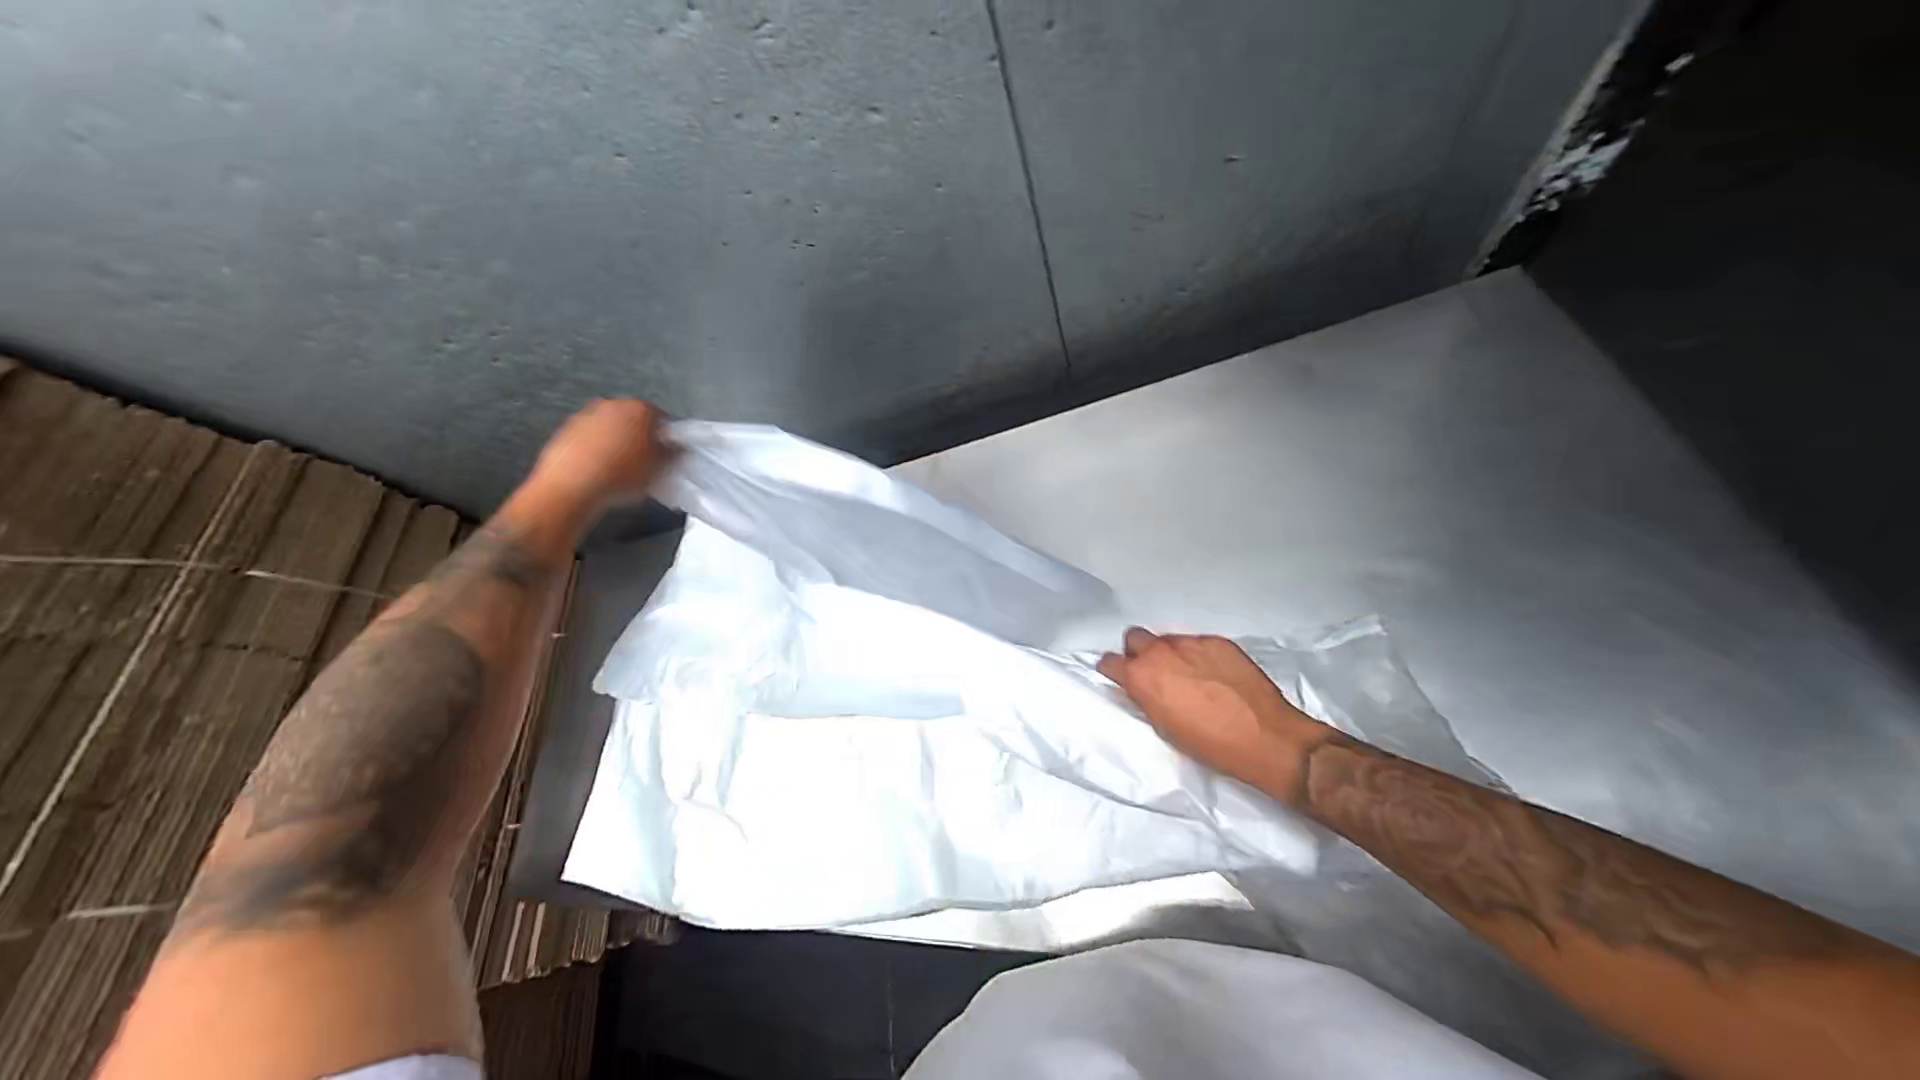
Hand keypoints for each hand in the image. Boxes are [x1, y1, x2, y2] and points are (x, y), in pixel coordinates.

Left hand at [531, 399, 676, 511]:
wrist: (571, 487)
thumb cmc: (621, 475)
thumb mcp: (660, 469)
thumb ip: (674, 454)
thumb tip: (678, 448)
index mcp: (640, 409)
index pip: (663, 419)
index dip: (668, 438)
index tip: (668, 453)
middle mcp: (612, 405)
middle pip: (635, 420)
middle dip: (642, 438)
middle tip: (647, 462)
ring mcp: (586, 416)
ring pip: (612, 428)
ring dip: (619, 443)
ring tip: (622, 469)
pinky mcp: (566, 430)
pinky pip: (590, 438)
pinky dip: (597, 450)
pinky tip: (601, 471)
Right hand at [1098, 628, 1335, 805]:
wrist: (1267, 738)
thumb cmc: (1211, 744)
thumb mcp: (1164, 728)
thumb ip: (1146, 699)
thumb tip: (1142, 689)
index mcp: (1142, 676)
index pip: (1110, 661)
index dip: (1113, 670)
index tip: (1119, 677)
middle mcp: (1162, 653)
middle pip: (1135, 637)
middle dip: (1138, 652)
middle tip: (1152, 672)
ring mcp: (1192, 644)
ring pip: (1169, 639)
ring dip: (1170, 653)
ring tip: (1187, 675)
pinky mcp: (1219, 642)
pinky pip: (1198, 643)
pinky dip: (1199, 655)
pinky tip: (1213, 675)